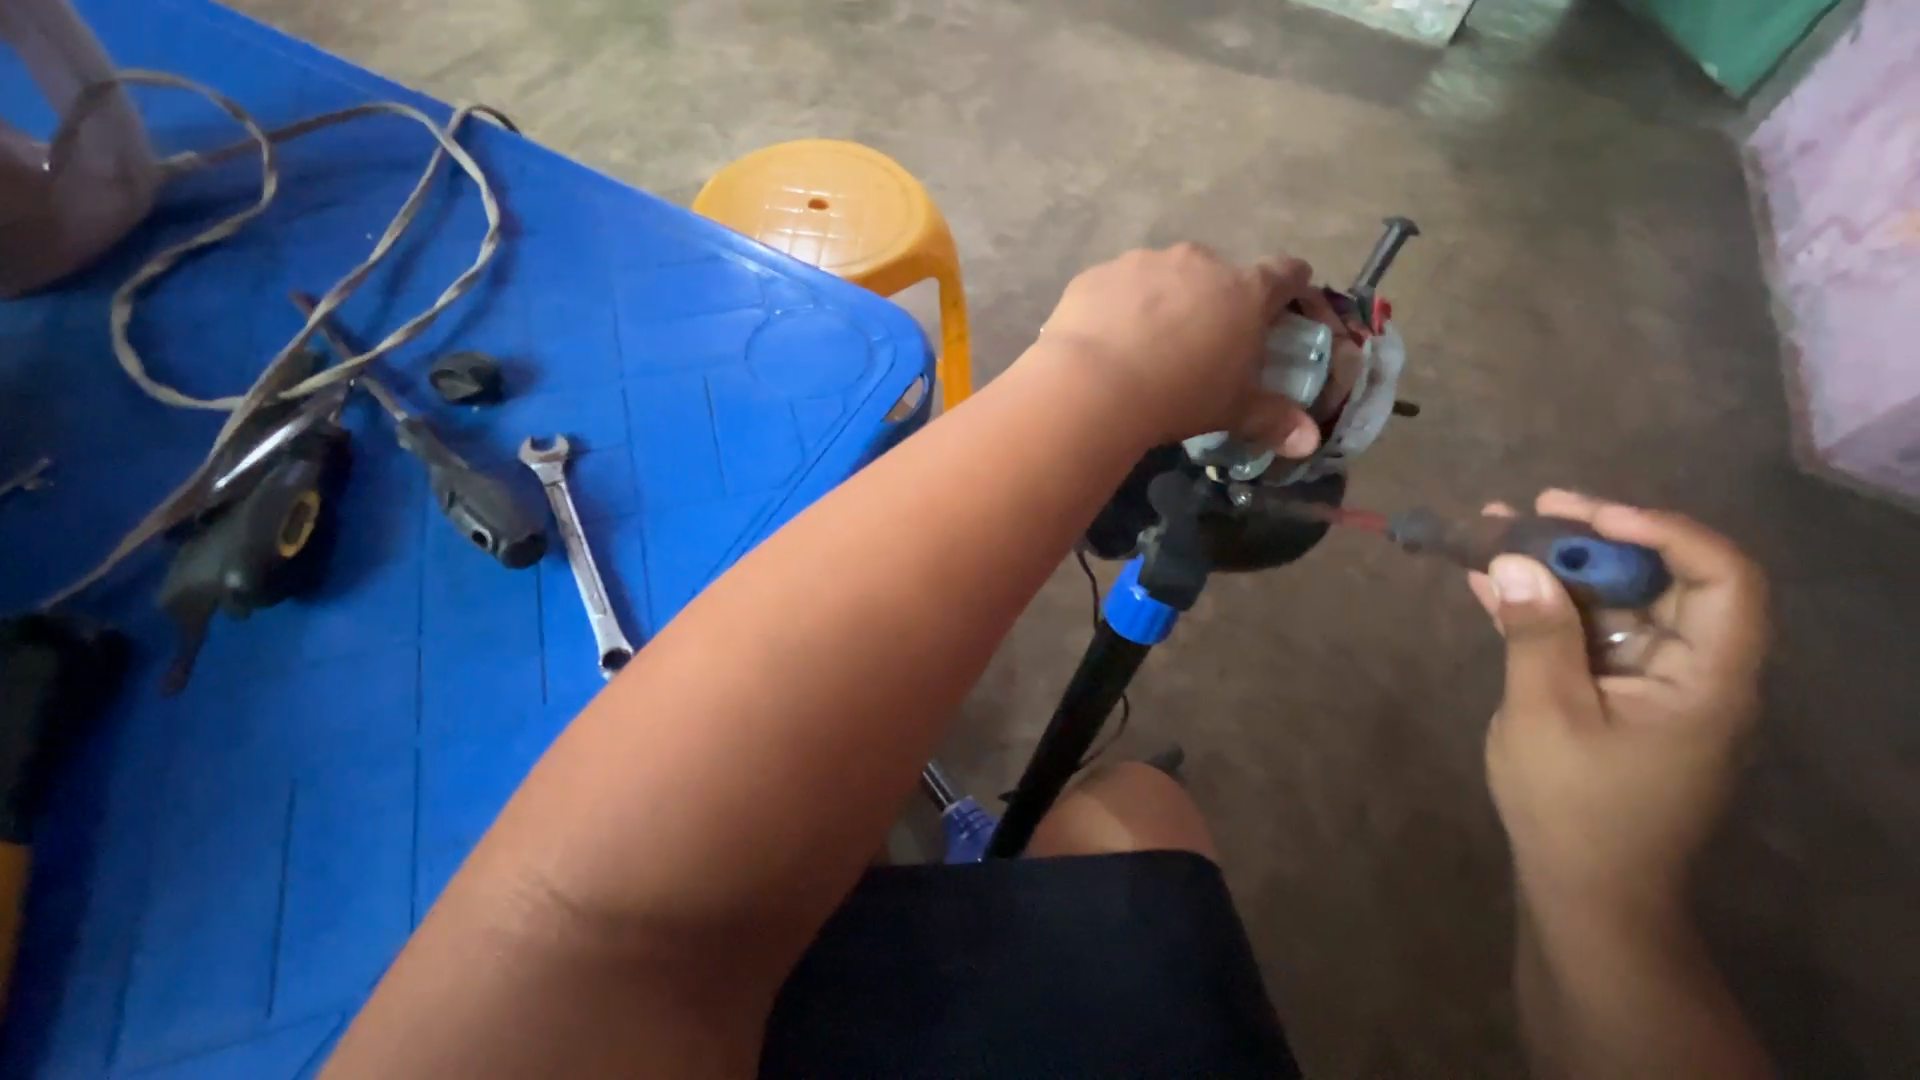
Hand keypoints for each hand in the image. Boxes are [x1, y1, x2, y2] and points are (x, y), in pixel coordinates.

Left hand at [1036, 243, 1340, 452]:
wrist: (1093, 386)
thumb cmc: (1177, 396)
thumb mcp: (1230, 410)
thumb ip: (1272, 420)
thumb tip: (1309, 442)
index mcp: (1244, 290)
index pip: (1285, 274)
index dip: (1290, 286)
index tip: (1287, 300)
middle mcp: (1197, 262)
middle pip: (1216, 274)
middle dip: (1213, 301)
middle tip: (1199, 341)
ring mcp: (1143, 262)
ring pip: (1162, 277)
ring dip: (1161, 301)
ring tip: (1143, 345)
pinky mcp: (1097, 274)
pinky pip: (1115, 288)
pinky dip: (1116, 307)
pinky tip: (1104, 342)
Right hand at [1468, 491, 1768, 916]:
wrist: (1585, 885)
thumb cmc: (1575, 806)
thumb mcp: (1546, 716)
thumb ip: (1534, 635)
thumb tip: (1509, 560)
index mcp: (1707, 678)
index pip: (1721, 578)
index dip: (1661, 532)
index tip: (1582, 515)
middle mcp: (1690, 669)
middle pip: (1661, 581)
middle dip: (1592, 540)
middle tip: (1527, 511)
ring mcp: (1647, 681)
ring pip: (1612, 603)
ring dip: (1554, 569)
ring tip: (1491, 531)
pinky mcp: (1609, 693)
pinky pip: (1580, 635)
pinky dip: (1538, 608)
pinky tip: (1486, 584)